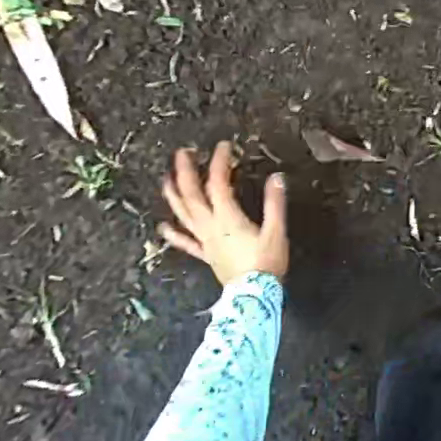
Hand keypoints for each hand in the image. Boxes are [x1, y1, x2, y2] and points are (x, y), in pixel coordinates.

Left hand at [159, 142, 287, 284]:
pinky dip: (174, 233)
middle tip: (182, 153)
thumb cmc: (266, 263)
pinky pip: (186, 242)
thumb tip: (277, 177)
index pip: (219, 183)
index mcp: (228, 218)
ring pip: (184, 215)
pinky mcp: (206, 255)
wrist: (254, 295)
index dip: (219, 162)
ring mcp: (205, 241)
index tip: (223, 146)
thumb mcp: (276, 231)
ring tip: (165, 179)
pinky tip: (164, 226)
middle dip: (186, 172)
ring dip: (174, 195)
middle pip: (193, 195)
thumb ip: (275, 203)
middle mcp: (211, 226)